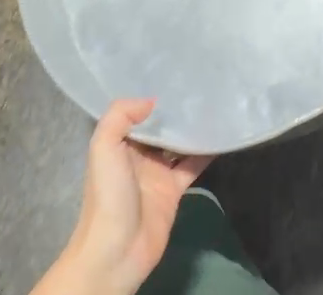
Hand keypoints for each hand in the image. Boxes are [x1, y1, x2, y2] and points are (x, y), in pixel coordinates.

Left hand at [33, 100, 212, 294]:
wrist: (118, 248)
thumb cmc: (108, 193)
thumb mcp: (103, 146)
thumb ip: (121, 116)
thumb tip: (152, 100)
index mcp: (118, 141)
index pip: (135, 112)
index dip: (150, 96)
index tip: (171, 75)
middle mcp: (137, 154)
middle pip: (158, 126)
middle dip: (173, 110)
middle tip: (198, 84)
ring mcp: (157, 172)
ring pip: (176, 144)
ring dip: (190, 129)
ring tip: (212, 104)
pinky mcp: (173, 190)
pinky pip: (191, 166)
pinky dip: (205, 153)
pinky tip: (219, 137)